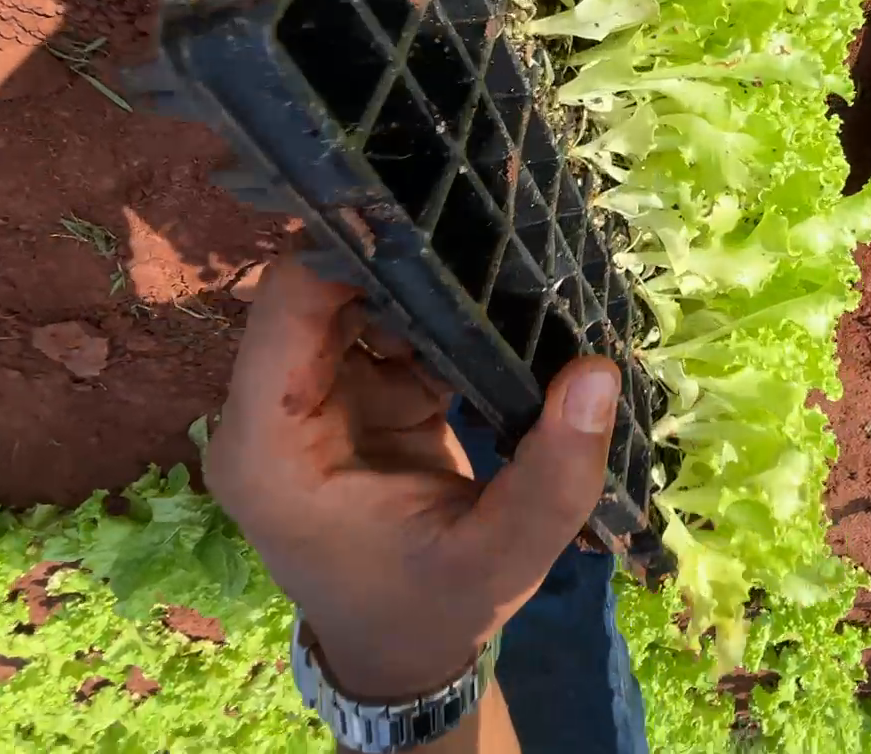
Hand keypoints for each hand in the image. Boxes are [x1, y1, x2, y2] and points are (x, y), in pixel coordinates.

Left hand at [206, 255, 620, 698]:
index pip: (287, 308)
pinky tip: (495, 297)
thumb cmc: (437, 608)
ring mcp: (321, 399)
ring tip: (495, 249)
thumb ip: (554, 475)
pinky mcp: (362, 396)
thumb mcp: (504, 557)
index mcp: (273, 448)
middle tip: (478, 222)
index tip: (434, 220)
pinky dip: (443, 311)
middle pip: (321, 292)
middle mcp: (279, 411)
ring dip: (424, 279)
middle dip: (397, 256)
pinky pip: (394, 327)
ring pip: (359, 300)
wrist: (408, 649)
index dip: (350, 251)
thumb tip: (598, 368)